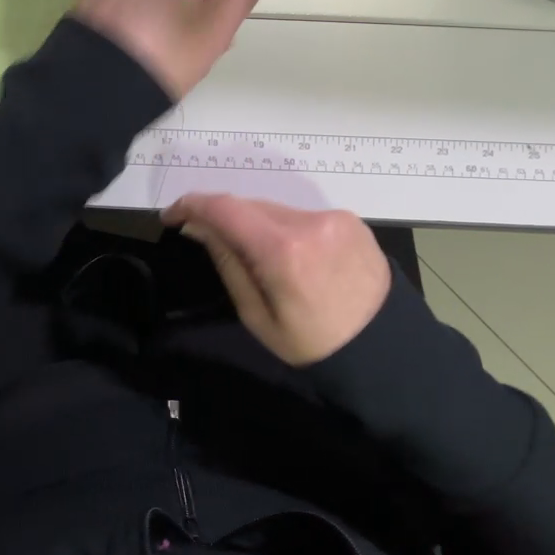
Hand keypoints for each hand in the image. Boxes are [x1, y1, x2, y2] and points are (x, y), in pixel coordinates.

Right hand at [162, 194, 391, 366]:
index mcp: (283, 251)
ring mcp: (334, 218)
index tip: (172, 215)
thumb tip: (200, 227)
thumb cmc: (311, 343)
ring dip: (255, 224)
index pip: (225, 209)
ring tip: (255, 255)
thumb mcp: (256, 314)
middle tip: (207, 239)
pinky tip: (289, 255)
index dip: (191, 205)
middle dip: (224, 218)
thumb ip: (227, 262)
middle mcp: (310, 222)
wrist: (383, 349)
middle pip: (249, 206)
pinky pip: (302, 216)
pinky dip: (285, 228)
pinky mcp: (351, 220)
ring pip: (276, 209)